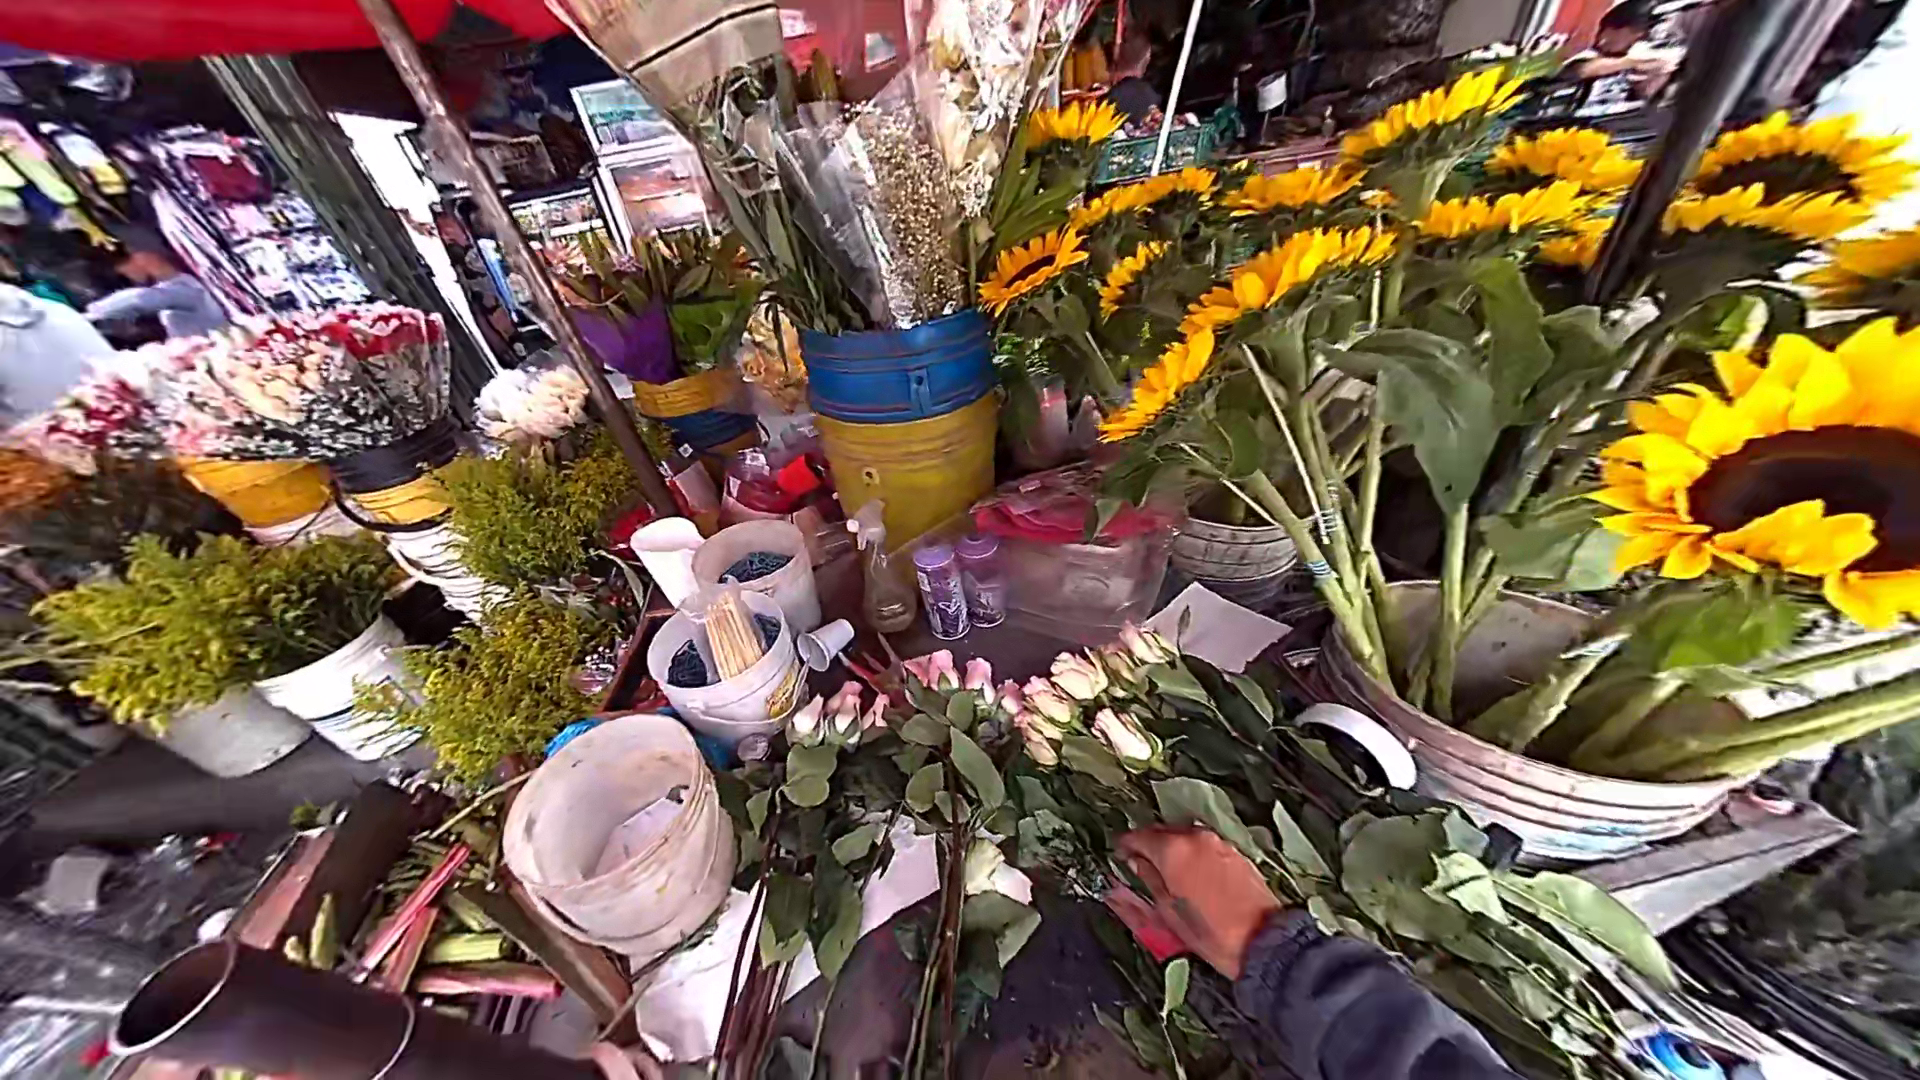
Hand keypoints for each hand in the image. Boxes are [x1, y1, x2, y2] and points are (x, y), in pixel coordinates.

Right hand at [1115, 826, 1281, 978]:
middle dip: (1149, 843)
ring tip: (1169, 866)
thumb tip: (1137, 861)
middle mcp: (1193, 837)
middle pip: (1162, 831)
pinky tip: (1194, 870)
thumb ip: (1149, 879)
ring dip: (1173, 846)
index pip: (1139, 836)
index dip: (1126, 844)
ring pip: (1184, 836)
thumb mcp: (1168, 911)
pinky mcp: (1234, 851)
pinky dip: (1193, 852)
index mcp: (1172, 849)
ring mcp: (1216, 841)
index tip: (1120, 852)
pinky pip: (1204, 844)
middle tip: (1141, 859)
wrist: (1264, 942)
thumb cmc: (1210, 932)